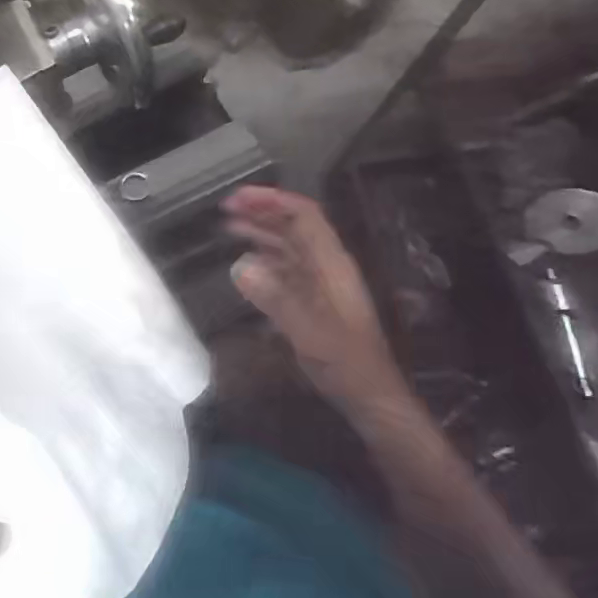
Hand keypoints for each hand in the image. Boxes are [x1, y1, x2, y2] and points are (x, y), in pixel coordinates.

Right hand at [223, 186, 407, 406]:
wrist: (372, 398)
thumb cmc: (346, 364)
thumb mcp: (309, 333)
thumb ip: (276, 299)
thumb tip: (239, 266)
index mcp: (332, 265)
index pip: (304, 216)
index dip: (272, 200)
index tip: (238, 199)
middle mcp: (328, 268)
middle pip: (295, 227)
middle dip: (262, 212)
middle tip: (226, 209)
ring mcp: (322, 285)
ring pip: (290, 247)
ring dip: (262, 233)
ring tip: (230, 228)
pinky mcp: (315, 302)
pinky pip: (287, 270)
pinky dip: (265, 259)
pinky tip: (246, 265)